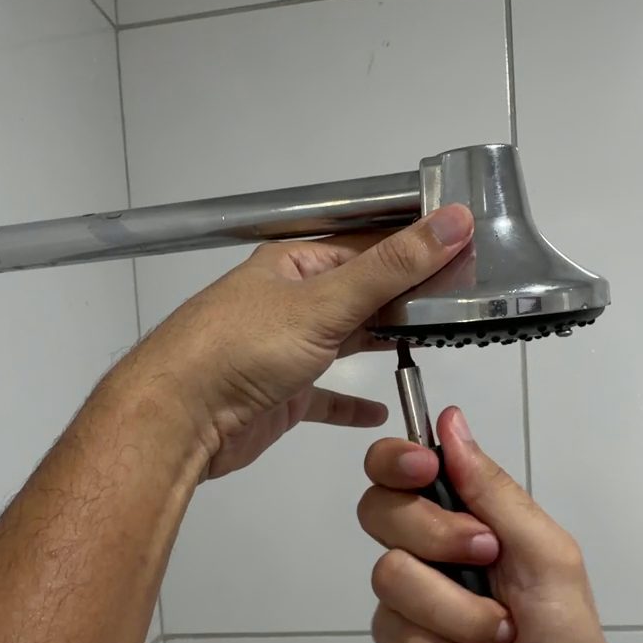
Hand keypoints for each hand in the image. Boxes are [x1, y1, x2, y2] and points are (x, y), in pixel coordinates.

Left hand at [118, 206, 475, 479]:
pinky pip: (325, 395)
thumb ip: (390, 268)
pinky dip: (351, 401)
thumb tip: (448, 224)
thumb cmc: (233, 351)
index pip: (367, 246)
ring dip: (382, 341)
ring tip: (429, 338)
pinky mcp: (282, 394)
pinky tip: (376, 407)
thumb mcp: (323, 301)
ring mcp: (285, 349)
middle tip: (457, 299)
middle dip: (404, 297)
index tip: (463, 250)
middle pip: (359, 293)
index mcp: (294, 265)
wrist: (179, 419)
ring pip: (345, 340)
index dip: (415, 247)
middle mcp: (289, 303)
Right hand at [357, 407, 629, 642]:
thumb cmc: (563, 635)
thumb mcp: (546, 553)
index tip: (421, 467)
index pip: (397, 470)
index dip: (394, 460)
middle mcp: (422, 552)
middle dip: (436, 535)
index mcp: (458, 519)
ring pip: (392, 577)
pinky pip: (400, 635)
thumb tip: (449, 419)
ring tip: (497, 638)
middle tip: (486, 557)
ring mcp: (403, 602)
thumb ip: (495, 491)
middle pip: (379, 511)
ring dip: (458, 612)